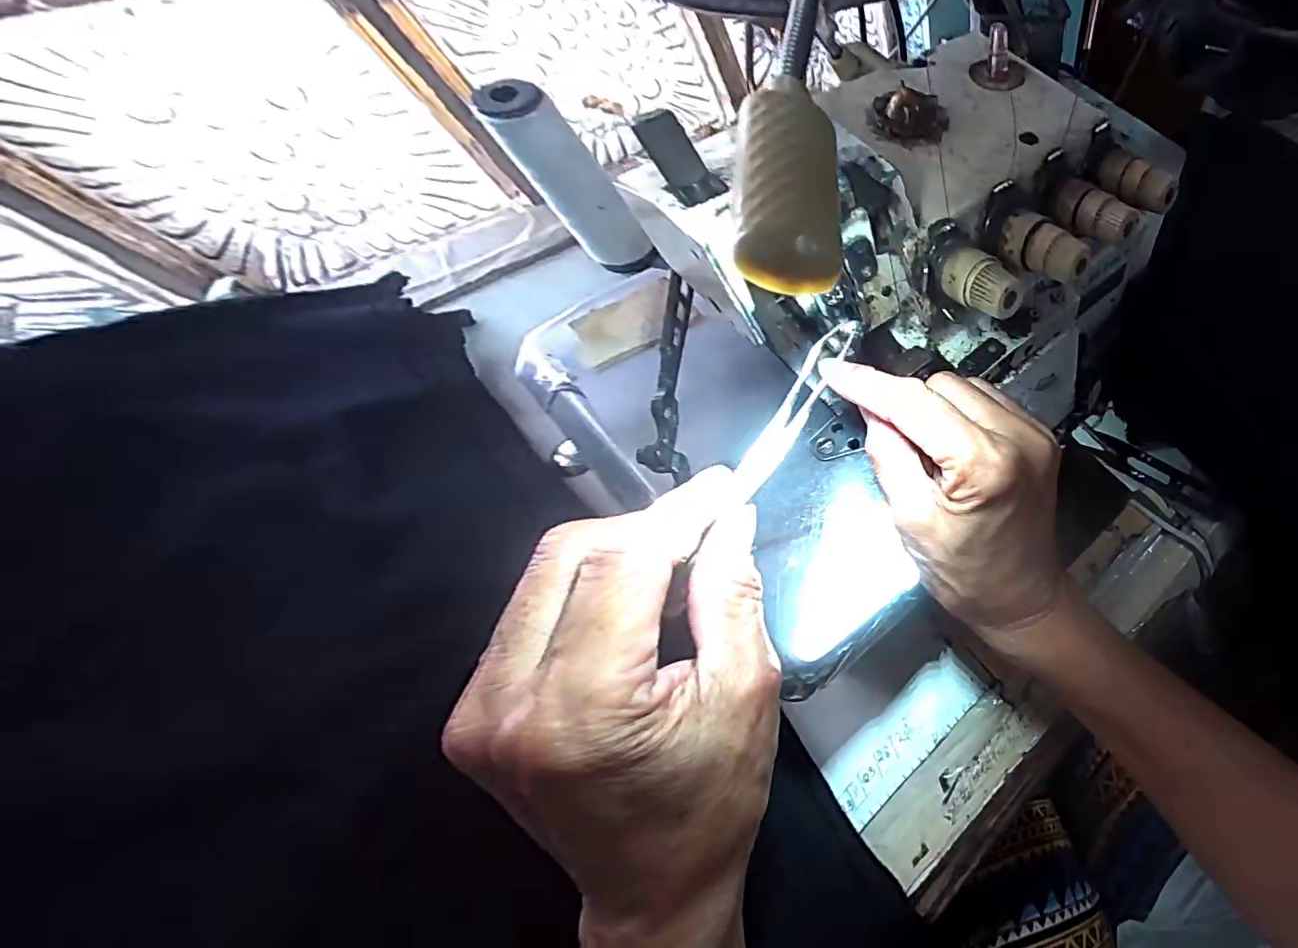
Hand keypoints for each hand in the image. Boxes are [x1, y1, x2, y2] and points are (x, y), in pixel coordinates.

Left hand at [442, 467, 779, 947]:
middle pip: (572, 551)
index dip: (679, 512)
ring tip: (680, 555)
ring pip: (548, 569)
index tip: (722, 487)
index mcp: (583, 705)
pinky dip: (594, 578)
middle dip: (649, 523)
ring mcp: (480, 707)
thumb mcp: (745, 689)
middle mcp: (508, 704)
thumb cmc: (711, 797)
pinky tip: (639, 590)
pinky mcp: (478, 706)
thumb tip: (729, 522)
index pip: (623, 561)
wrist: (653, 882)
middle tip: (707, 521)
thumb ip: (730, 593)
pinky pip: (537, 603)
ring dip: (621, 547)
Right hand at [819, 360, 1065, 648]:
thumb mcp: (911, 521)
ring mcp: (1033, 433)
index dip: (868, 384)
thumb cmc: (967, 574)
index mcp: (984, 463)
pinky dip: (959, 413)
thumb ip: (888, 455)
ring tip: (927, 450)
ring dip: (933, 407)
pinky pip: (986, 400)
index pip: (914, 403)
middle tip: (889, 437)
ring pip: (963, 387)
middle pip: (940, 386)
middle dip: (905, 403)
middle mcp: (1018, 437)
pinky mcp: (1038, 434)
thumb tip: (871, 408)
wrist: (1020, 595)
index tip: (836, 371)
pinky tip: (952, 445)